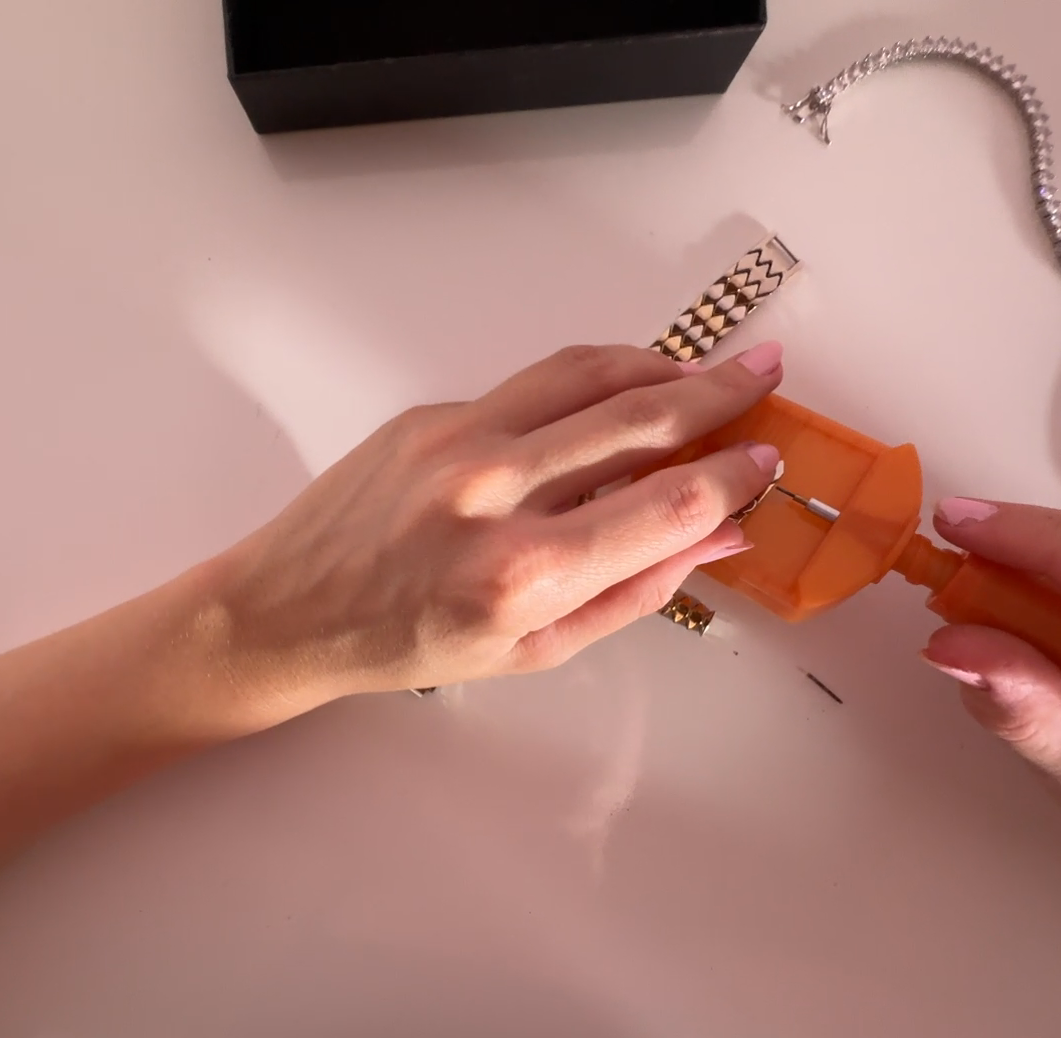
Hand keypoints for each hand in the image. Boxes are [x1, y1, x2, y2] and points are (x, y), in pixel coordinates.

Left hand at [204, 342, 786, 713]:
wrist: (294, 608)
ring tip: (701, 367)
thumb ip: (633, 591)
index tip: (766, 460)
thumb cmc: (413, 646)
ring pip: (583, 374)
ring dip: (656, 363)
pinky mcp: (427, 414)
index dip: (732, 477)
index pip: (665, 503)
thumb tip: (718, 535)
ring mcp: (454, 440)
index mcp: (524, 573)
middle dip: (716, 391)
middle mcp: (492, 492)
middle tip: (766, 371)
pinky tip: (614, 393)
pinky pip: (528, 387)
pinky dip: (586, 383)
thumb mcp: (534, 650)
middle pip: (634, 418)